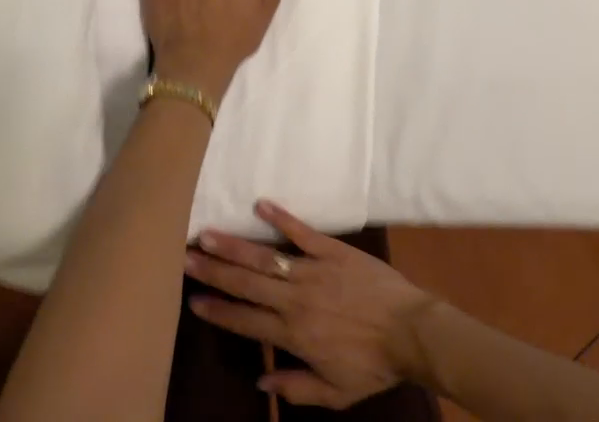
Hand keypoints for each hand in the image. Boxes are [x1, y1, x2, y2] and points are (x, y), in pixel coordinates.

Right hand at [184, 201, 439, 409]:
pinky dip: (281, 217)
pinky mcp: (334, 251)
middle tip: (185, 257)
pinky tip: (260, 204)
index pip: (246, 321)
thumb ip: (297, 387)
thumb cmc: (374, 365)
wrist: (413, 332)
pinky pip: (303, 232)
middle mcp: (295, 299)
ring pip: (266, 257)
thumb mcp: (336, 393)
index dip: (218, 311)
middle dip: (214, 271)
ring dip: (235, 245)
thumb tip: (260, 379)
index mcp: (294, 334)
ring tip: (208, 233)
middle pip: (247, 283)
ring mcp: (314, 271)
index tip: (193, 301)